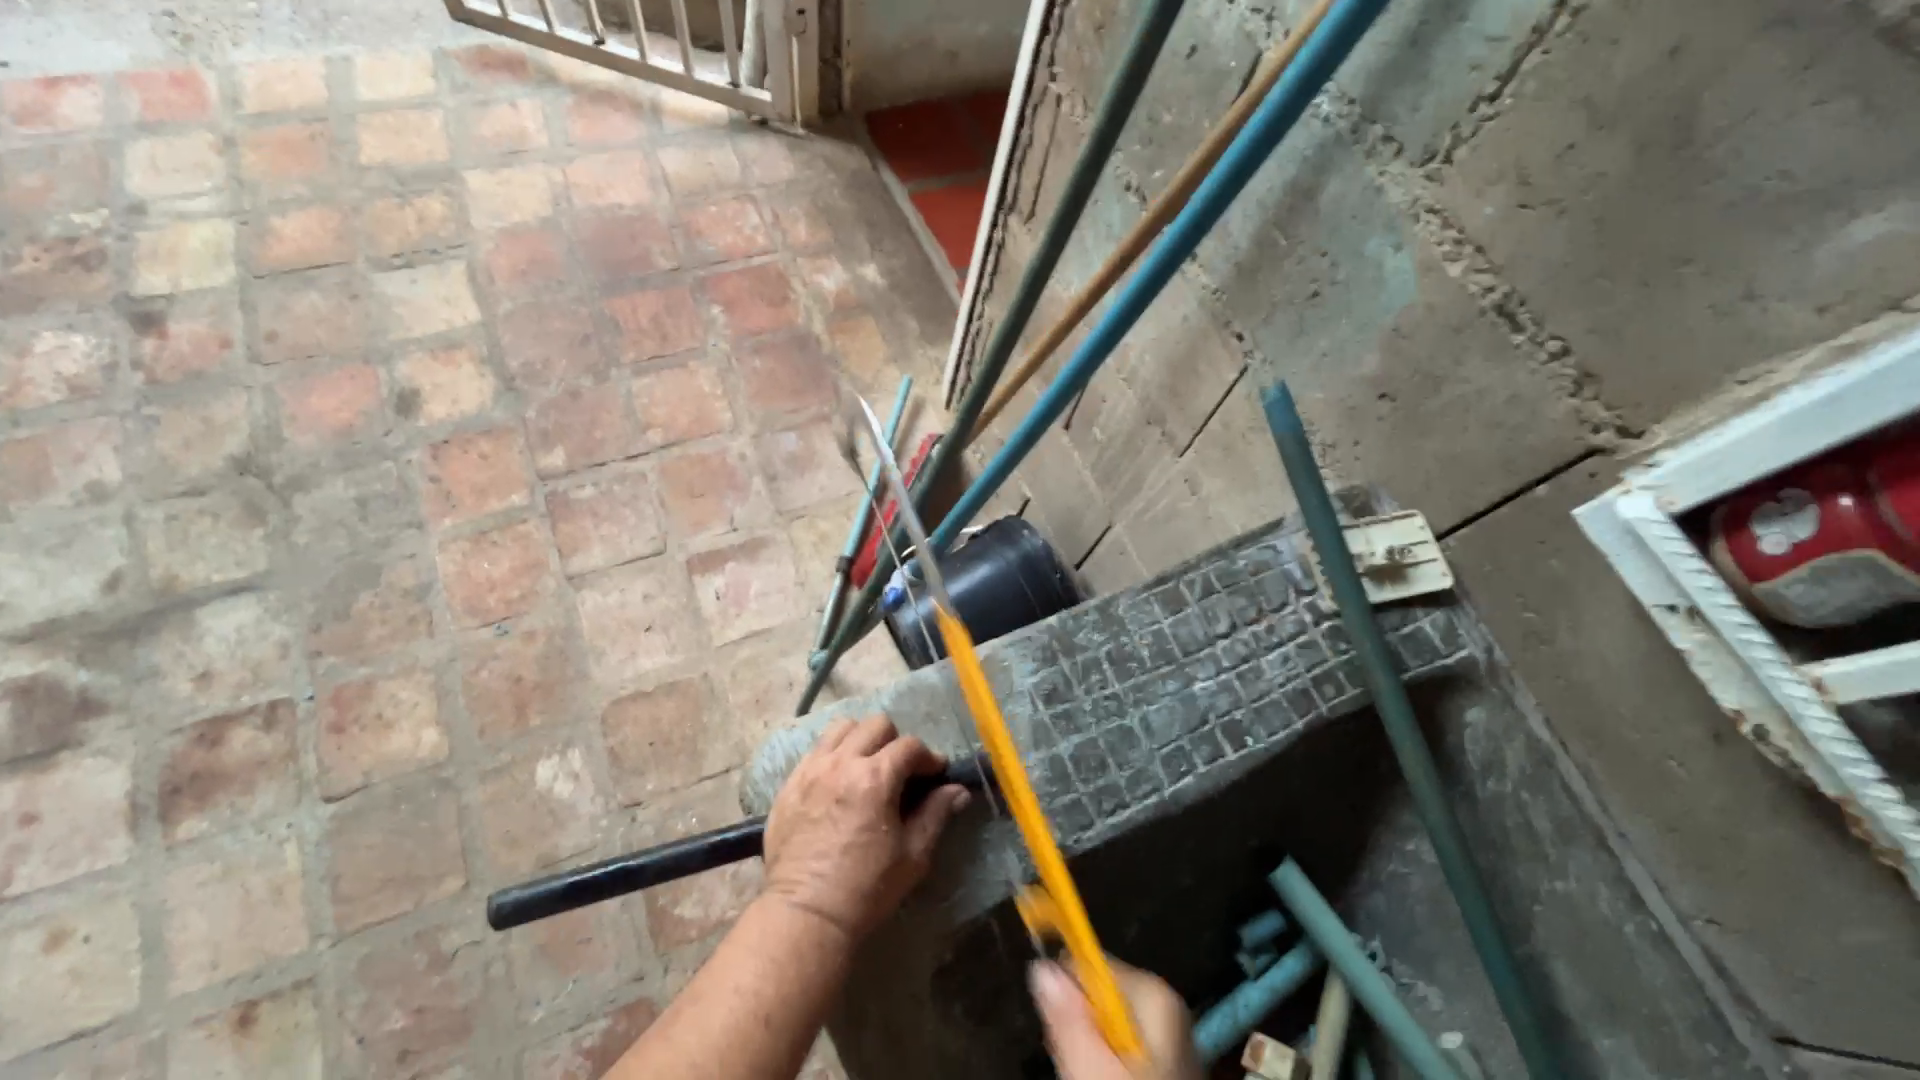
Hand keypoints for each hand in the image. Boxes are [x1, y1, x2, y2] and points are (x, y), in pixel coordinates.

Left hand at [761, 715, 971, 939]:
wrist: (807, 914)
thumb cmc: (867, 888)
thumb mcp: (913, 855)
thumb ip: (936, 814)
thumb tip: (958, 791)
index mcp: (875, 778)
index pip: (910, 746)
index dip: (929, 758)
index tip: (935, 776)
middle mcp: (841, 763)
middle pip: (874, 725)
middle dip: (895, 742)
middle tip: (900, 771)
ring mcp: (809, 771)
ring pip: (840, 729)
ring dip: (860, 741)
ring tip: (866, 768)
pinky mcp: (788, 785)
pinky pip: (814, 752)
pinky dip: (832, 757)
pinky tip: (838, 784)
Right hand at [1031, 956, 1201, 1079]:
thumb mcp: (1094, 1071)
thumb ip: (1067, 1019)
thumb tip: (1041, 966)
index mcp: (1153, 994)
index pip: (1089, 966)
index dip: (1066, 996)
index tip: (1061, 1035)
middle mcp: (1163, 1005)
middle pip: (1096, 998)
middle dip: (1079, 1030)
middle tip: (1080, 1069)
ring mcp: (1167, 1035)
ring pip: (1105, 1028)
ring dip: (1090, 1055)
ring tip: (1093, 1078)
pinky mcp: (1164, 1060)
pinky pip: (1121, 1049)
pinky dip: (1107, 1069)